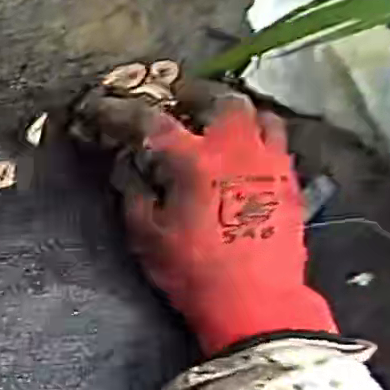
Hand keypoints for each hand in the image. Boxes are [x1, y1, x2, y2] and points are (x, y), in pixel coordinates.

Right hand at [93, 81, 335, 353]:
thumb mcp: (143, 229)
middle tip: (167, 98)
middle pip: (222, 102)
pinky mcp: (290, 178)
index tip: (99, 106)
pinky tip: (234, 145)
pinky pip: (274, 138)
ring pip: (258, 115)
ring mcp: (272, 162)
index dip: (122, 111)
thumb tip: (127, 164)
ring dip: (228, 110)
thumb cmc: (188, 265)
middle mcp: (239, 152)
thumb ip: (134, 190)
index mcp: (195, 163)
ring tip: (205, 116)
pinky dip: (251, 131)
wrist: (253, 294)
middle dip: (191, 95)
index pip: (153, 123)